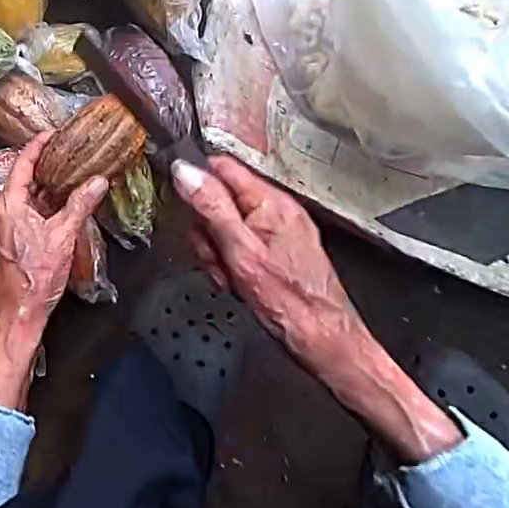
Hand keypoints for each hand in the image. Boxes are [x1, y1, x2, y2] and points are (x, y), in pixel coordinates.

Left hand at [0, 130, 108, 410]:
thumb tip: (98, 181)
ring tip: (73, 169)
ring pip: (29, 193)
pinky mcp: (14, 235)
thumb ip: (80, 205)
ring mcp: (7, 223)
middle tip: (70, 149)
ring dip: (49, 182)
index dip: (38, 144)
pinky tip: (66, 199)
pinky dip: (48, 200)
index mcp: (8, 203)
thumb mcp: (62, 237)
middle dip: (47, 161)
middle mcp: (3, 209)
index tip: (54, 132)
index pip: (22, 162)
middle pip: (25, 175)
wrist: (18, 315)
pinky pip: (31, 208)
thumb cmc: (34, 279)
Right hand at [174, 156, 462, 463]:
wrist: (324, 341)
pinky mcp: (277, 250)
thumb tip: (185, 171)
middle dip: (205, 230)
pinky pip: (238, 243)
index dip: (195, 182)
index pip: (221, 166)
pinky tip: (237, 281)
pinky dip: (229, 262)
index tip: (183, 205)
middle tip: (215, 257)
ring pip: (223, 224)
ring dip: (215, 251)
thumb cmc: (289, 302)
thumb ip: (210, 207)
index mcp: (270, 201)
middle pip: (217, 198)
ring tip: (229, 275)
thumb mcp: (239, 251)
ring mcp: (278, 230)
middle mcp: (277, 209)